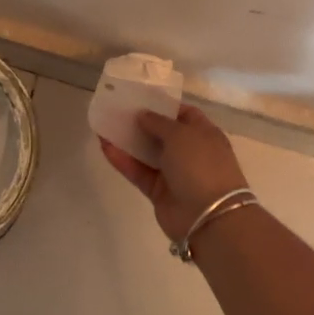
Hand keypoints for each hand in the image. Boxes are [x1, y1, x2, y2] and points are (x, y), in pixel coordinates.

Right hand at [99, 104, 249, 242]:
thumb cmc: (200, 165)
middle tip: (118, 109)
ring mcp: (174, 173)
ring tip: (105, 125)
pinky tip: (105, 146)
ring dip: (128, 140)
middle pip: (163, 133)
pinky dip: (123, 160)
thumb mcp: (181, 135)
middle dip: (142, 122)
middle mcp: (190, 152)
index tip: (141, 98)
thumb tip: (143, 114)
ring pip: (147, 152)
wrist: (208, 216)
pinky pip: (138, 171)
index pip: (184, 114)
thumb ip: (158, 122)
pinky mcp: (158, 191)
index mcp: (205, 134)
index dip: (164, 105)